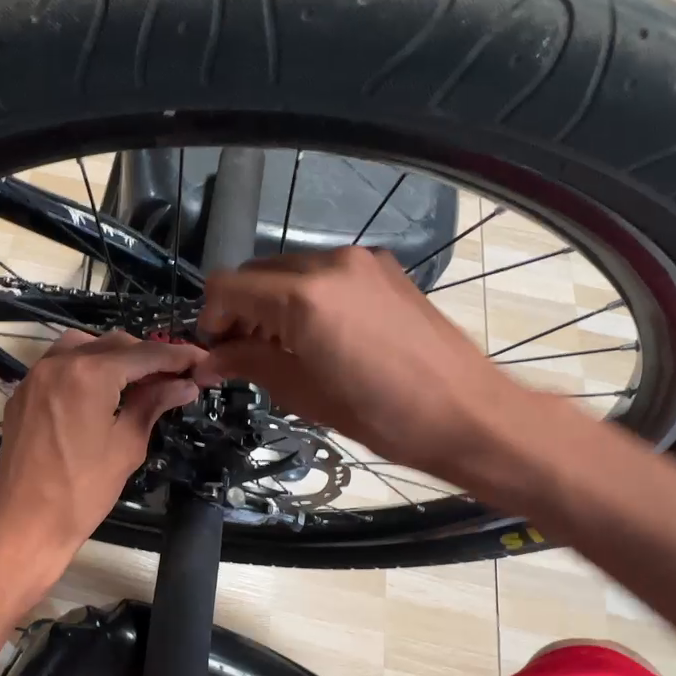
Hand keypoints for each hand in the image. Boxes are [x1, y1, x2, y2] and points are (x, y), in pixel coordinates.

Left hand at [0, 329, 204, 578]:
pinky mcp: (21, 394)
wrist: (26, 524)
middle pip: (112, 344)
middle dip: (146, 357)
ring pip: (82, 347)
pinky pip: (58, 366)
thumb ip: (153, 405)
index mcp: (88, 374)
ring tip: (138, 383)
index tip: (200, 360)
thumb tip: (184, 385)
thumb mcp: (127, 446)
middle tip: (174, 378)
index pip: (143, 354)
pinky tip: (101, 393)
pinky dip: (84, 369)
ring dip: (113, 357)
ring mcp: (34, 377)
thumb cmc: (83, 491)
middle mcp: (58, 363)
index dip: (176, 356)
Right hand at [192, 246, 531, 479]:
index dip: (210, 319)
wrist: (467, 413)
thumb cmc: (381, 415)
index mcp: (303, 297)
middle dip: (239, 310)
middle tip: (241, 353)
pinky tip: (318, 335)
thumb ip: (247, 364)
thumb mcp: (301, 394)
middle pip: (255, 273)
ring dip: (271, 302)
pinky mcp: (384, 268)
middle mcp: (329, 263)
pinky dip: (306, 295)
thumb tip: (208, 361)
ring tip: (282, 347)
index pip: (227, 287)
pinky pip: (324, 272)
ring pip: (289, 269)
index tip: (214, 352)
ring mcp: (361, 261)